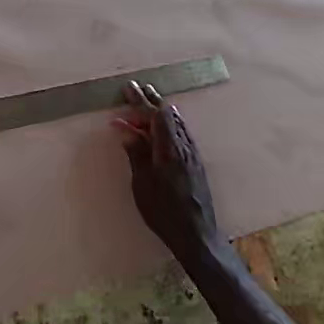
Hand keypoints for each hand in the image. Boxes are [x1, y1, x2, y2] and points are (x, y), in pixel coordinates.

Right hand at [114, 80, 222, 258]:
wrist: (197, 235)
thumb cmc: (164, 211)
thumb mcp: (142, 183)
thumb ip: (136, 153)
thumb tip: (126, 130)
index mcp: (168, 148)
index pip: (154, 115)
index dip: (140, 101)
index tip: (128, 88)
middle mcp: (184, 146)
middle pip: (167, 115)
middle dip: (151, 100)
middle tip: (138, 88)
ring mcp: (192, 154)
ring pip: (177, 123)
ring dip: (162, 110)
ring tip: (151, 100)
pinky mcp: (196, 164)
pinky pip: (182, 133)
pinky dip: (170, 123)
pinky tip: (168, 125)